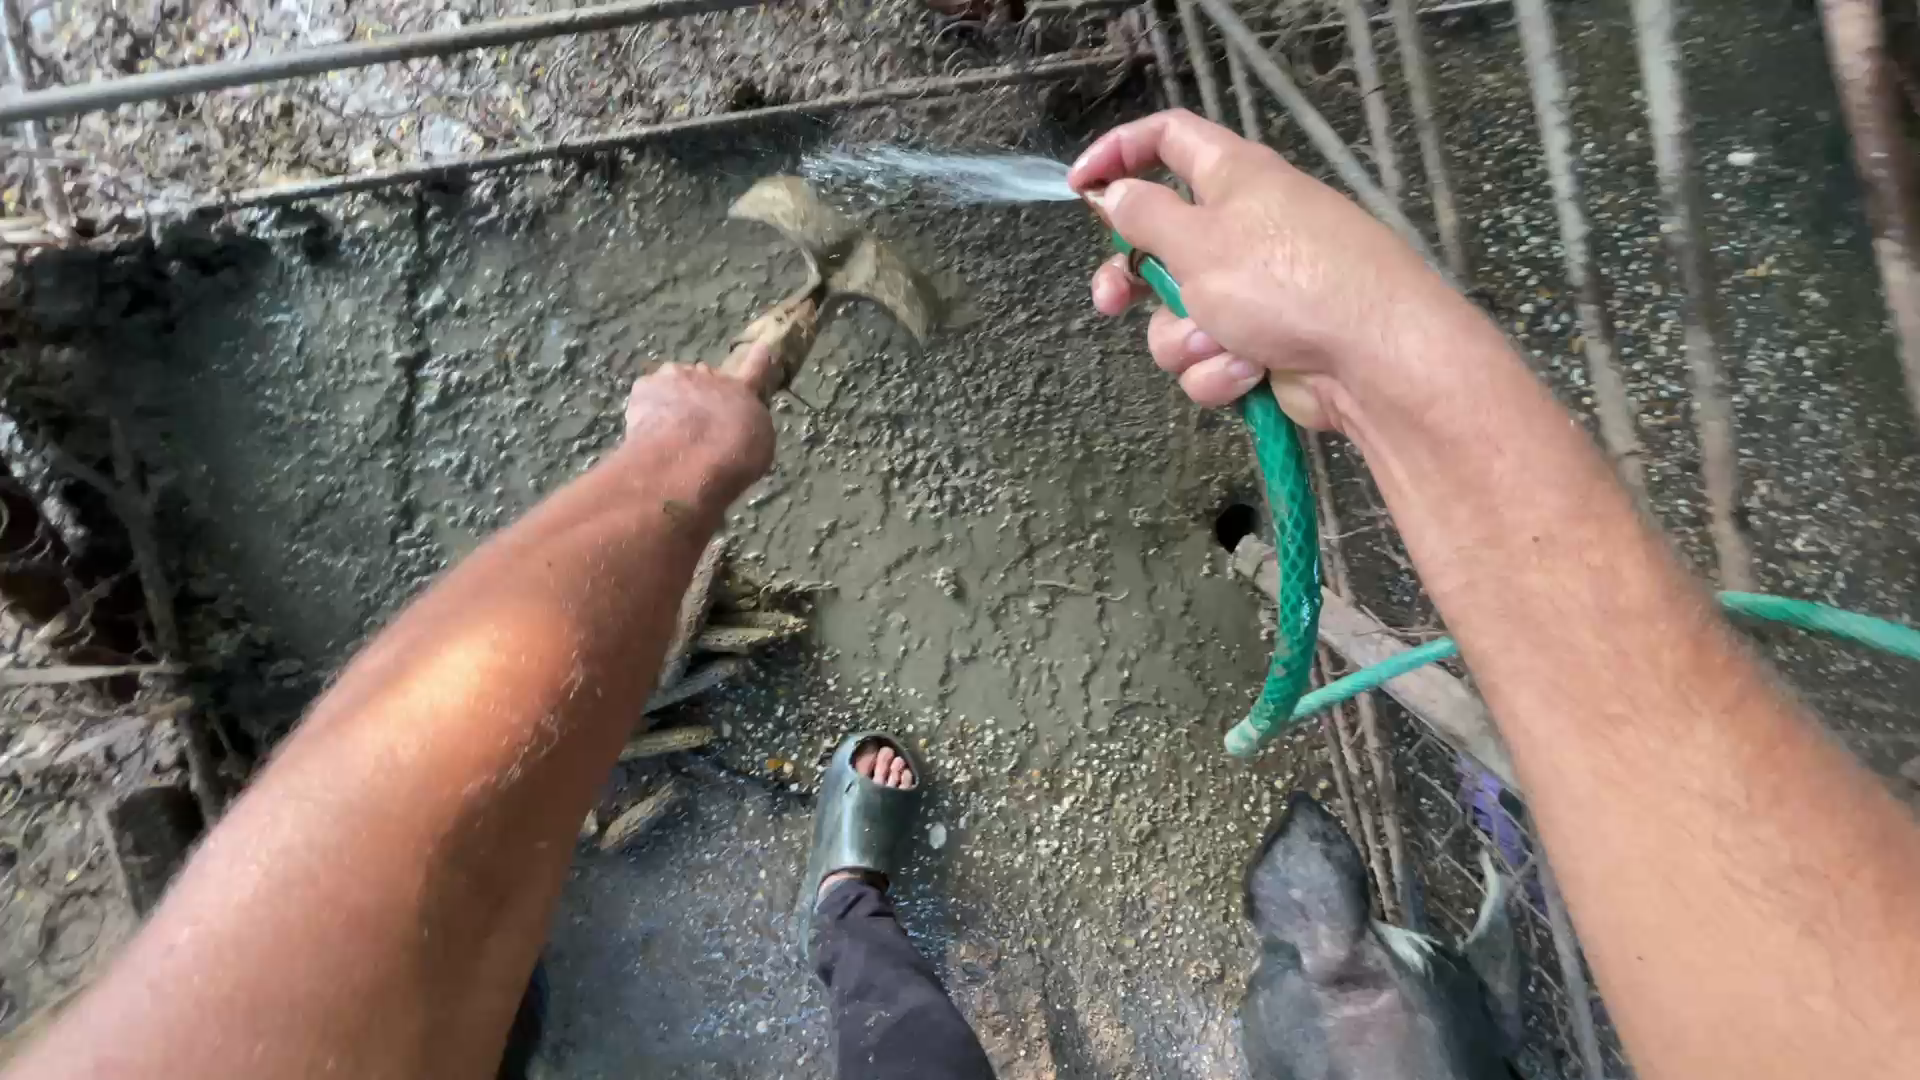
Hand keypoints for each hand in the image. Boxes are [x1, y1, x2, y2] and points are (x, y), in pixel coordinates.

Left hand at [621, 347, 776, 505]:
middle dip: (703, 391)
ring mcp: (676, 376)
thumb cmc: (735, 456)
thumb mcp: (758, 446)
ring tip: (671, 427)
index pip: (755, 370)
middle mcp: (711, 376)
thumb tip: (737, 427)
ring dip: (675, 397)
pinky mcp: (646, 385)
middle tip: (700, 421)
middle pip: (707, 376)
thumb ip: (748, 428)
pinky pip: (648, 393)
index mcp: (744, 392)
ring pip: (675, 381)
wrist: (691, 457)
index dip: (757, 359)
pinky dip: (648, 408)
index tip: (762, 347)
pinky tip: (650, 430)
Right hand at [1069, 110, 1467, 431]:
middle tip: (1109, 302)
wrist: (1367, 360)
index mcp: (1231, 180)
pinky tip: (1249, 370)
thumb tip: (1115, 195)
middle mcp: (1237, 230)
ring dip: (1187, 340)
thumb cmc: (1284, 281)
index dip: (1119, 153)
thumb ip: (1146, 216)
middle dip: (1130, 281)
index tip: (1078, 186)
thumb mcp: (1201, 241)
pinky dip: (1218, 370)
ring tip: (1220, 344)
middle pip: (1157, 245)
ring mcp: (1247, 292)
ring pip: (1175, 317)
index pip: (1168, 140)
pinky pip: (1206, 358)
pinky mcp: (1254, 343)